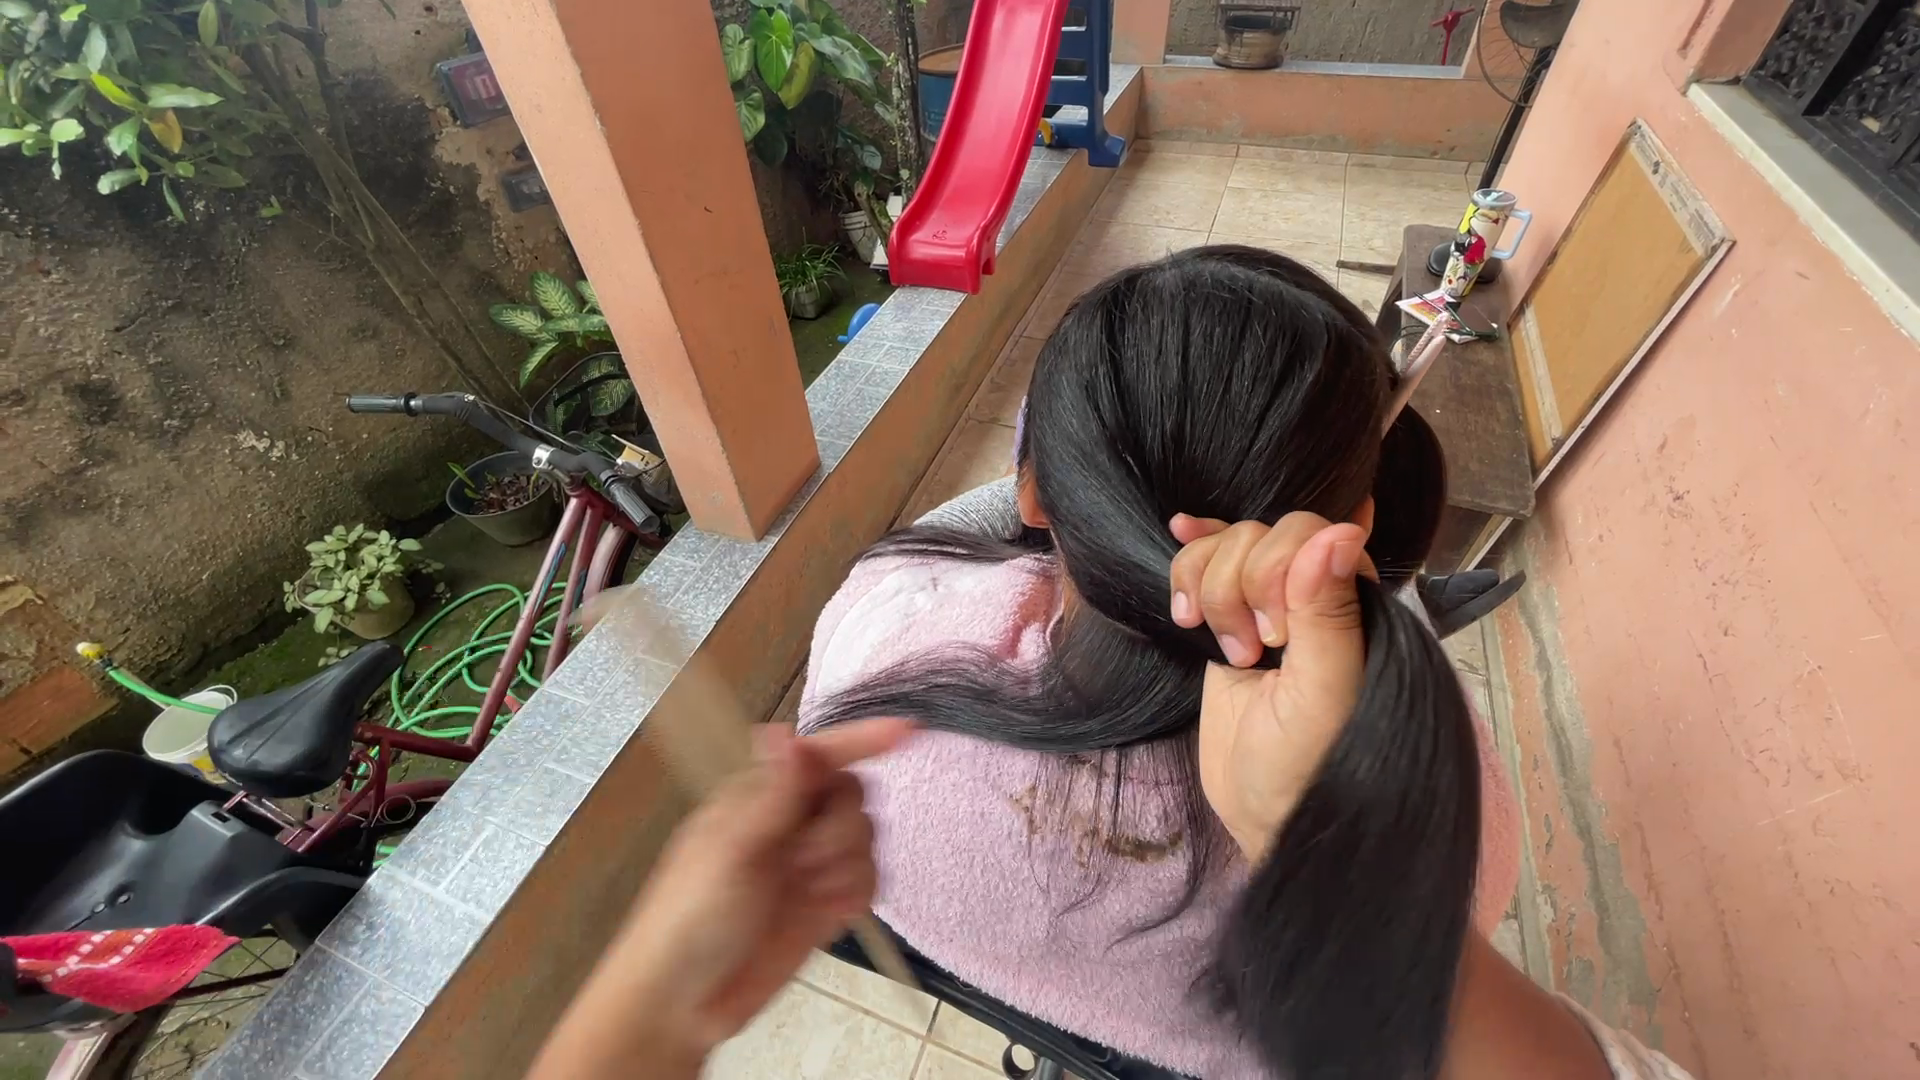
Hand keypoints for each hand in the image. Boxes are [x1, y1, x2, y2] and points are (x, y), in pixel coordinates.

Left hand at [528, 717, 911, 1077]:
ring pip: (868, 837)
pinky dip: (854, 894)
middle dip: (838, 828)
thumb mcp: (729, 852)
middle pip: (854, 795)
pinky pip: (872, 878)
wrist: (685, 1005)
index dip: (866, 739)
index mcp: (765, 794)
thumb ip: (773, 795)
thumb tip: (785, 730)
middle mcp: (795, 818)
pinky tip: (824, 913)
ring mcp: (814, 860)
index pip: (824, 753)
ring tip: (803, 893)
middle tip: (798, 861)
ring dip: (842, 866)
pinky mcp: (829, 899)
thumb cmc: (691, 915)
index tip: (909, 731)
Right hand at [1168, 513, 1372, 860]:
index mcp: (1352, 606)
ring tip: (1225, 649)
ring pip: (1223, 547)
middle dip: (1238, 589)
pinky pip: (1202, 564)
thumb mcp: (1323, 696)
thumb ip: (1329, 615)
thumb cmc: (1310, 766)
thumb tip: (1339, 529)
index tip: (1278, 632)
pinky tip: (1179, 532)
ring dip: (1208, 590)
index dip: (1279, 568)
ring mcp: (1263, 605)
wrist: (1262, 814)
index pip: (1311, 533)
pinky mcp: (1225, 620)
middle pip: (1256, 536)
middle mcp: (1309, 595)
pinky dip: (1191, 552)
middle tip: (1253, 654)